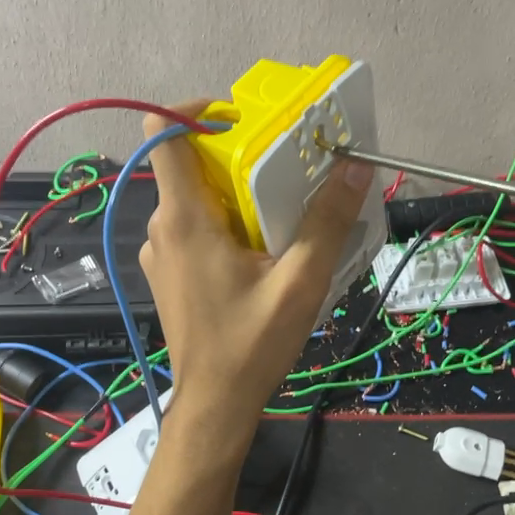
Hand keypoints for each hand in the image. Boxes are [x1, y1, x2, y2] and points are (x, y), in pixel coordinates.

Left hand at [139, 101, 371, 440]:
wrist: (215, 404)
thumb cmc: (251, 345)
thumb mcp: (300, 283)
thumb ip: (326, 222)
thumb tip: (353, 167)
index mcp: (184, 218)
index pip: (163, 132)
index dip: (196, 111)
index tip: (243, 120)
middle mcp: (162, 228)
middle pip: (191, 166)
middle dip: (238, 160)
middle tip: (288, 174)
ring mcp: (161, 254)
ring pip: (195, 201)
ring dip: (234, 198)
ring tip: (281, 218)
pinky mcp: (168, 276)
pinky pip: (193, 231)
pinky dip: (223, 228)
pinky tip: (260, 256)